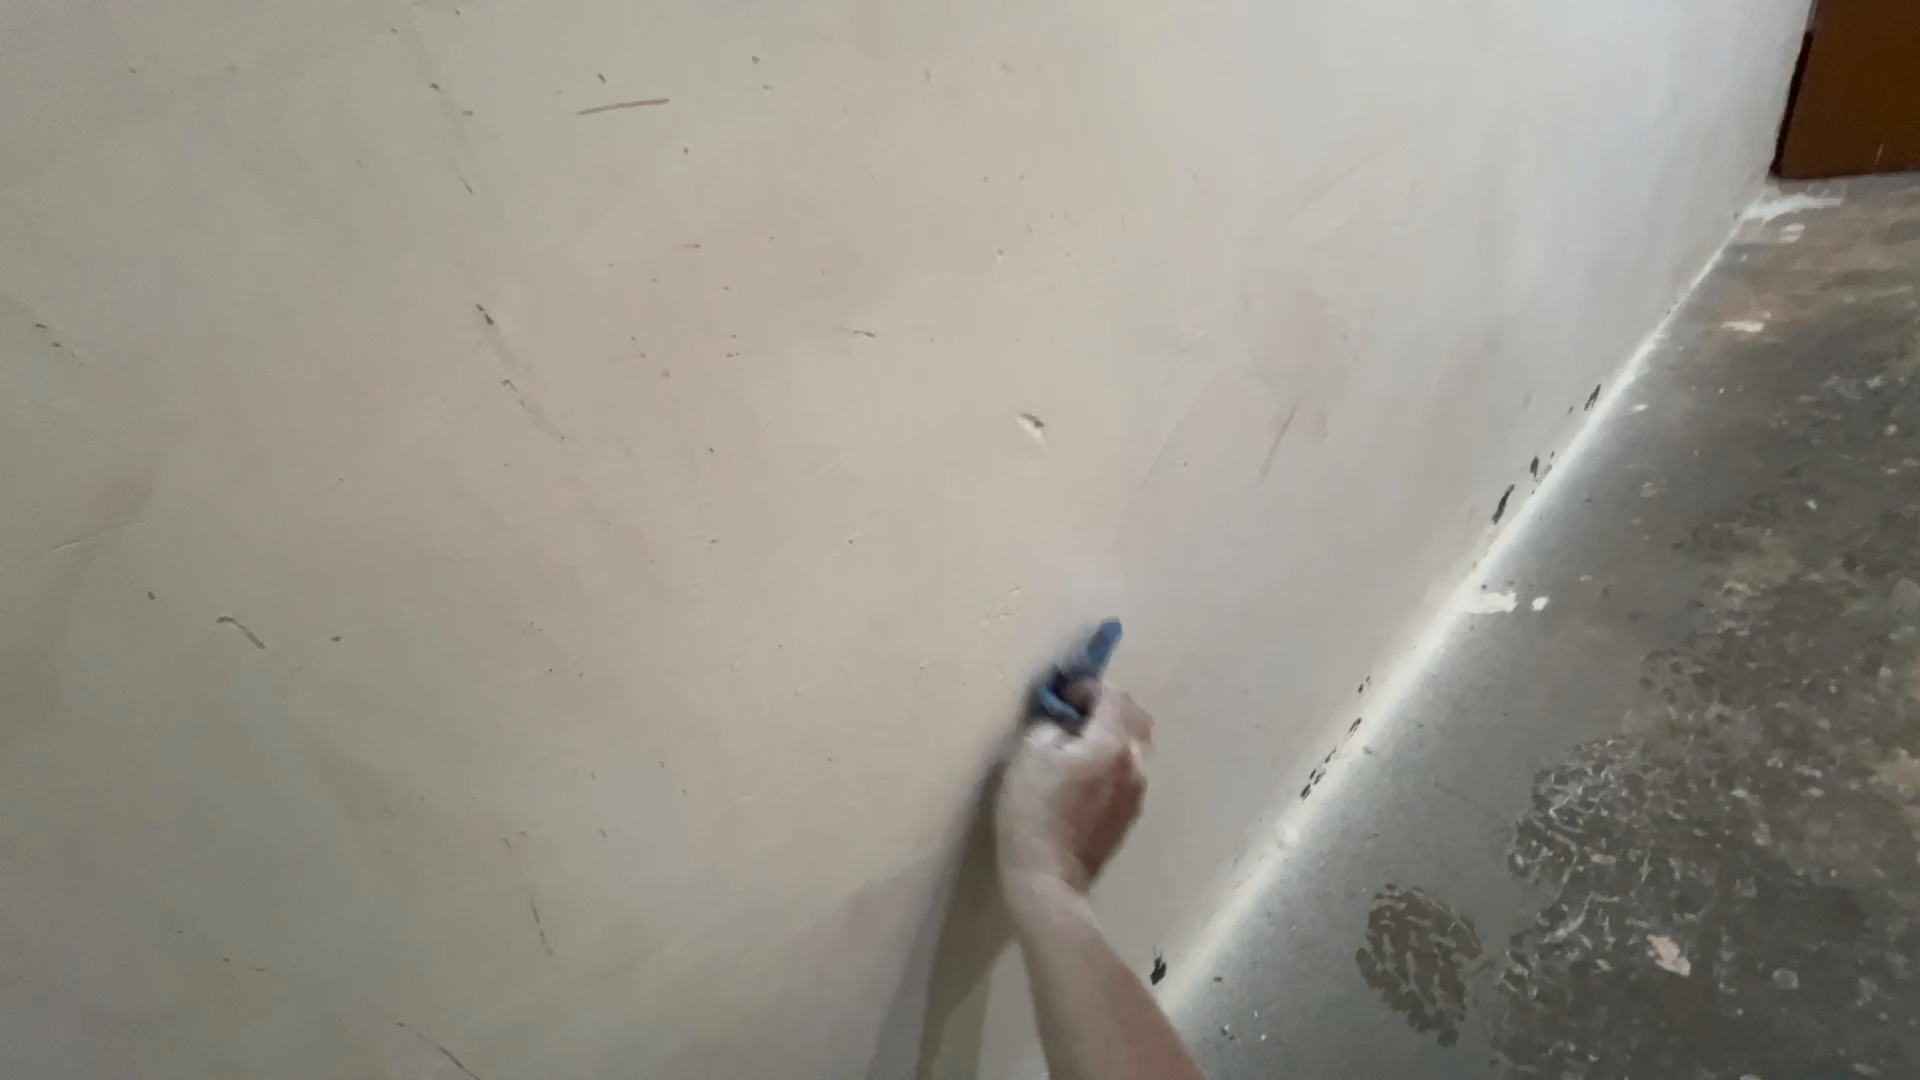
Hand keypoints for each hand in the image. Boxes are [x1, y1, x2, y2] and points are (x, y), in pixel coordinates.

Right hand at [996, 680, 1153, 900]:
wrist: (1049, 876)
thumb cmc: (1033, 810)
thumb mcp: (1030, 753)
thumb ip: (1053, 725)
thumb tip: (1066, 724)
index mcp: (1112, 743)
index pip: (1113, 694)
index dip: (1086, 686)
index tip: (1062, 697)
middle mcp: (1134, 763)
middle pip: (1136, 716)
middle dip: (1108, 705)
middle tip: (1076, 711)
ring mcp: (1137, 790)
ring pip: (1136, 744)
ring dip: (1112, 732)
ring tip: (1079, 742)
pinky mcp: (1131, 812)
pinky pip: (1130, 769)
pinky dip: (1113, 757)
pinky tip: (1085, 772)